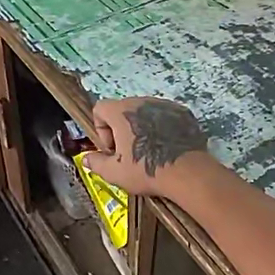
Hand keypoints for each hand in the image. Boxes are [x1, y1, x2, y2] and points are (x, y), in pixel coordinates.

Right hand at [82, 98, 212, 197]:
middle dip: (122, 129)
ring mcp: (165, 105)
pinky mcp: (183, 113)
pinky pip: (166, 116)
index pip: (100, 108)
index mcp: (122, 111)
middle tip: (130, 153)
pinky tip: (168, 148)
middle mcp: (143, 101)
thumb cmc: (146, 170)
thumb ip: (96, 162)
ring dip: (142, 127)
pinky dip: (162, 128)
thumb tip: (86, 158)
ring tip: (150, 151)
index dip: (101, 129)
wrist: (187, 172)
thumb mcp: (114, 172)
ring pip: (146, 112)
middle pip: (124, 109)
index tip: (112, 149)